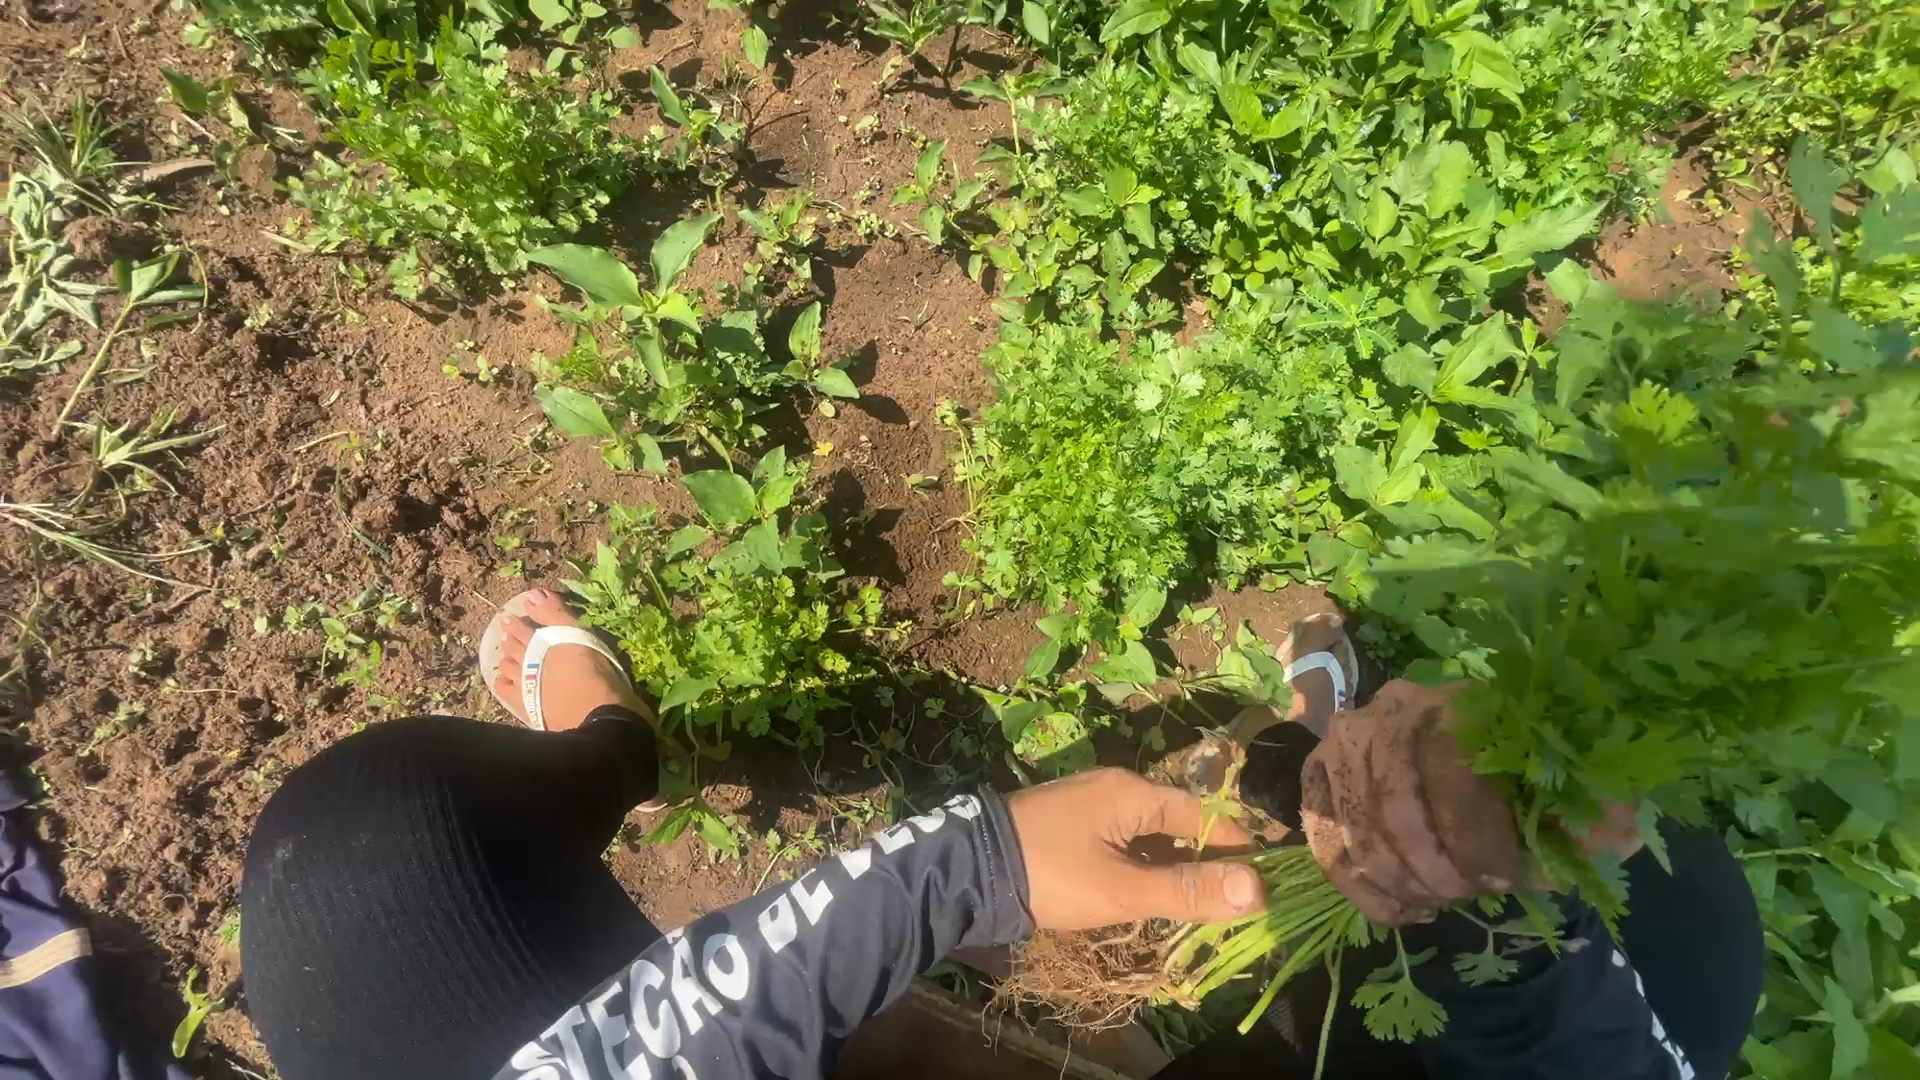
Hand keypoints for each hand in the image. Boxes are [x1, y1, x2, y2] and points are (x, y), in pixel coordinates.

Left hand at [1005, 767, 1267, 929]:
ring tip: (1200, 908)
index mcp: (1133, 792)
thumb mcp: (1121, 888)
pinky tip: (1150, 893)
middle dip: (1206, 862)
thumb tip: (1259, 888)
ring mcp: (1093, 802)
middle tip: (1234, 907)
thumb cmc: (1051, 874)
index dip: (1237, 850)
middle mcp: (1117, 787)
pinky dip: (1144, 863)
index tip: (1265, 887)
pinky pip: (1125, 838)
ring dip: (1174, 866)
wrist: (972, 866)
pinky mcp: (1075, 821)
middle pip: (1179, 822)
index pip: (1206, 815)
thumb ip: (1187, 889)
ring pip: (1151, 833)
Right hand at [1299, 680, 1641, 925]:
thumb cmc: (1528, 775)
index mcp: (1458, 705)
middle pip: (1392, 805)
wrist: (1473, 746)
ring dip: (1395, 880)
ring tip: (1434, 901)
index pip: (1449, 772)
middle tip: (1464, 895)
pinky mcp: (1318, 766)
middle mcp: (1387, 710)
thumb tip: (1599, 832)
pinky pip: (1319, 830)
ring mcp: (1342, 737)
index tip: (1505, 881)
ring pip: (1353, 824)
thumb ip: (1601, 814)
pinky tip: (1394, 905)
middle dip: (1432, 870)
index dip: (1476, 839)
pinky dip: (1352, 881)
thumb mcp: (1583, 794)